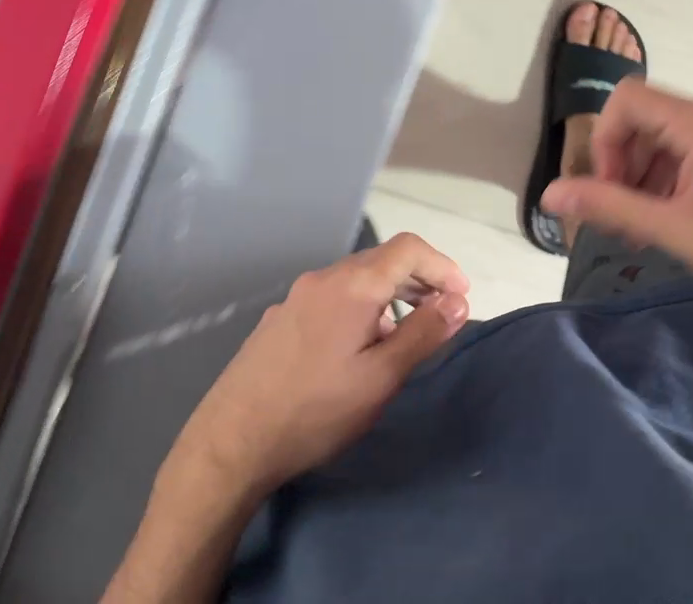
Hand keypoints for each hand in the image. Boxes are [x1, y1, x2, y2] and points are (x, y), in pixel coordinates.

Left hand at [173, 233, 470, 491]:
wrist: (230, 443)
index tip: (461, 297)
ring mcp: (295, 298)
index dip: (442, 266)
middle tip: (442, 314)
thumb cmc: (316, 411)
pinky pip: (332, 299)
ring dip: (389, 296)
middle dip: (419, 280)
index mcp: (351, 286)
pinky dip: (360, 309)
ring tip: (404, 335)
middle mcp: (322, 280)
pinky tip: (357, 349)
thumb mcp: (381, 377)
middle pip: (381, 260)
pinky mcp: (278, 321)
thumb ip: (423, 334)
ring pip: (355, 281)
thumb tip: (457, 301)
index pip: (408, 248)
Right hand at [541, 79, 692, 315]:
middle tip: (634, 215)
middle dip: (631, 162)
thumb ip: (607, 205)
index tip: (613, 188)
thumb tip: (551, 195)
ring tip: (663, 219)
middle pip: (653, 116)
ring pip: (680, 129)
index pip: (628, 100)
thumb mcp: (672, 230)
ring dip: (657, 169)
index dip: (605, 140)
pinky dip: (688, 166)